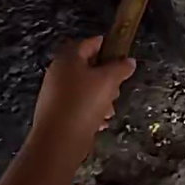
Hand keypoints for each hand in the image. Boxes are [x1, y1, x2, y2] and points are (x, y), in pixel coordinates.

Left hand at [28, 36, 135, 161]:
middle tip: (117, 87)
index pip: (90, 43)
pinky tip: (101, 122)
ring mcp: (56, 94)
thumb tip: (128, 61)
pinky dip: (91, 110)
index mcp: (68, 59)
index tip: (123, 53)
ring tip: (109, 109)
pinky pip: (79, 105)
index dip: (108, 45)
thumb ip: (121, 67)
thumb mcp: (109, 80)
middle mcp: (58, 74)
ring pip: (86, 88)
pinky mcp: (57, 113)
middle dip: (107, 77)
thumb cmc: (84, 102)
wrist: (58, 141)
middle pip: (89, 67)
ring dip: (102, 97)